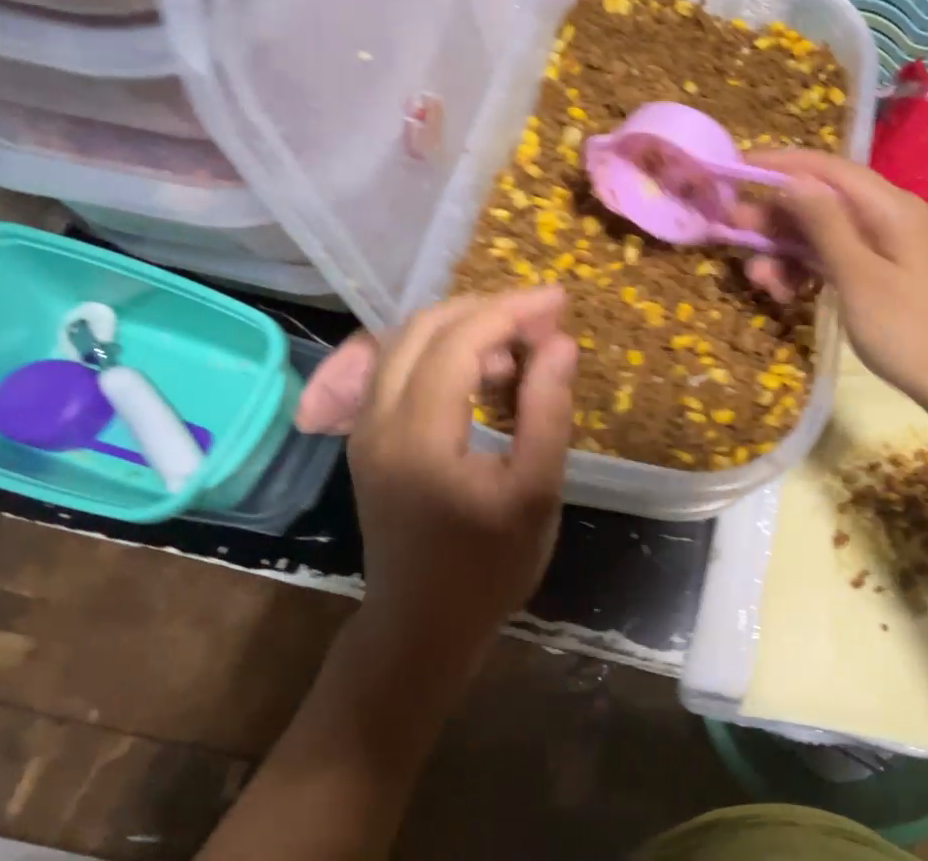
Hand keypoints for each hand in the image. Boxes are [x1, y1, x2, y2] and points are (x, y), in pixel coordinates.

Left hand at [346, 289, 578, 674]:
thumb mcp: (536, 493)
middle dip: (488, 310)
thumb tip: (561, 343)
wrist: (422, 625)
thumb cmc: (490, 567)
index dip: (512, 311)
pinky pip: (398, 368)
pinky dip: (443, 353)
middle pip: (424, 327)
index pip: (460, 340)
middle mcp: (377, 420)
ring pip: (405, 342)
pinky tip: (484, 374)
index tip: (561, 301)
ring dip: (465, 329)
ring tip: (522, 350)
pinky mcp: (369, 439)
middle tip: (546, 322)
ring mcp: (365, 428)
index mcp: (418, 434)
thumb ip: (547, 412)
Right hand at [744, 150, 927, 408]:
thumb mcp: (858, 277)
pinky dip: (806, 268)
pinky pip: (834, 255)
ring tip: (760, 281)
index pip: (828, 169)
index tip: (735, 169)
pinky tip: (784, 292)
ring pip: (822, 231)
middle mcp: (889, 215)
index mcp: (892, 207)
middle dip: (777, 217)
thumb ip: (825, 224)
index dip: (780, 165)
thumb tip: (792, 179)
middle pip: (822, 199)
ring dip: (786, 251)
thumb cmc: (905, 331)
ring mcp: (884, 244)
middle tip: (733, 233)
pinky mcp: (878, 269)